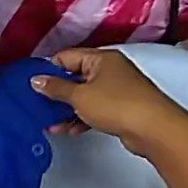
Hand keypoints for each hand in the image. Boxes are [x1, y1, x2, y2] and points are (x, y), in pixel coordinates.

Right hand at [30, 48, 187, 155]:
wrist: (155, 130)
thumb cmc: (117, 105)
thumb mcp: (79, 96)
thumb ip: (55, 88)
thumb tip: (36, 80)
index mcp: (100, 59)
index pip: (66, 57)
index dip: (48, 69)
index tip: (32, 83)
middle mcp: (109, 70)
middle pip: (74, 76)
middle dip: (56, 92)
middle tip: (37, 104)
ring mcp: (116, 89)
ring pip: (83, 95)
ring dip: (66, 109)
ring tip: (50, 122)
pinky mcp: (120, 108)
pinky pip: (93, 108)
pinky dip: (80, 117)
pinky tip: (67, 129)